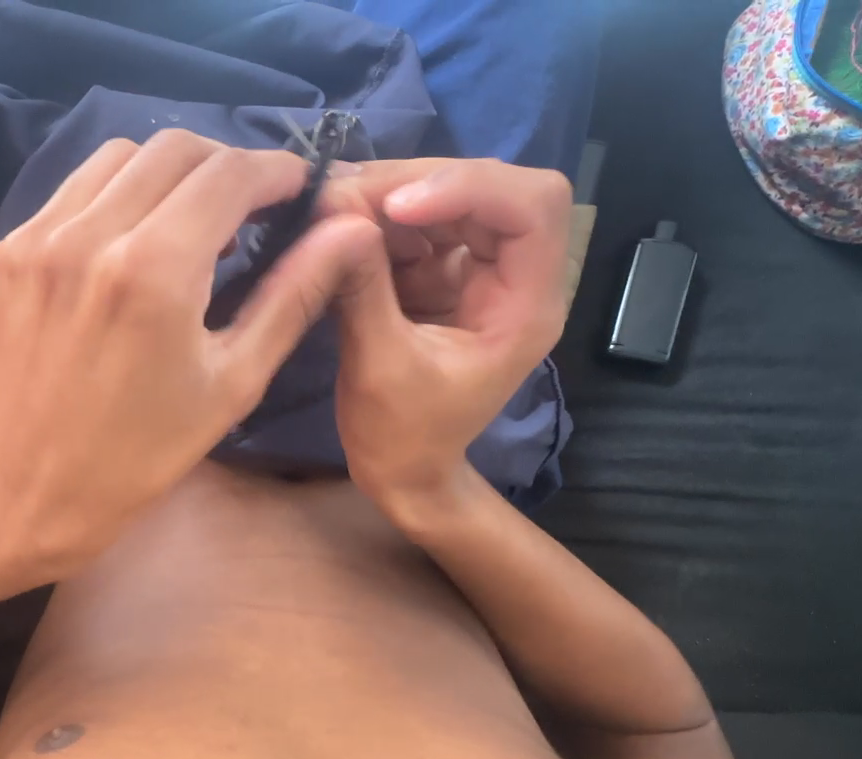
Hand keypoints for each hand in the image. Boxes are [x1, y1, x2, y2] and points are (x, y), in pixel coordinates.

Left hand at [0, 130, 377, 580]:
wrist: (37, 489)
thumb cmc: (145, 452)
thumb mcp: (233, 383)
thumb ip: (291, 296)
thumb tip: (350, 229)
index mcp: (153, 270)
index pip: (227, 173)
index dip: (274, 171)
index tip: (296, 189)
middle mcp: (89, 237)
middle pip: (173, 150)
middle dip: (225, 167)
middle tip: (247, 212)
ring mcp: (35, 240)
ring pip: (117, 158)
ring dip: (167, 176)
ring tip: (189, 228)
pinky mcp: (5, 253)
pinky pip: (72, 194)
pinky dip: (114, 201)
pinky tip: (130, 249)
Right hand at [318, 158, 573, 508]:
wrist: (403, 472)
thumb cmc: (401, 436)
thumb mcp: (379, 368)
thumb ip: (362, 290)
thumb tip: (337, 217)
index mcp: (525, 306)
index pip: (533, 207)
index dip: (470, 186)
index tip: (396, 206)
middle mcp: (514, 278)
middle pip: (488, 189)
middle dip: (415, 184)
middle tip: (341, 195)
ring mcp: (478, 274)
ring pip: (448, 200)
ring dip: (388, 197)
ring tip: (329, 207)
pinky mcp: (443, 278)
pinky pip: (418, 228)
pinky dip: (377, 221)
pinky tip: (336, 227)